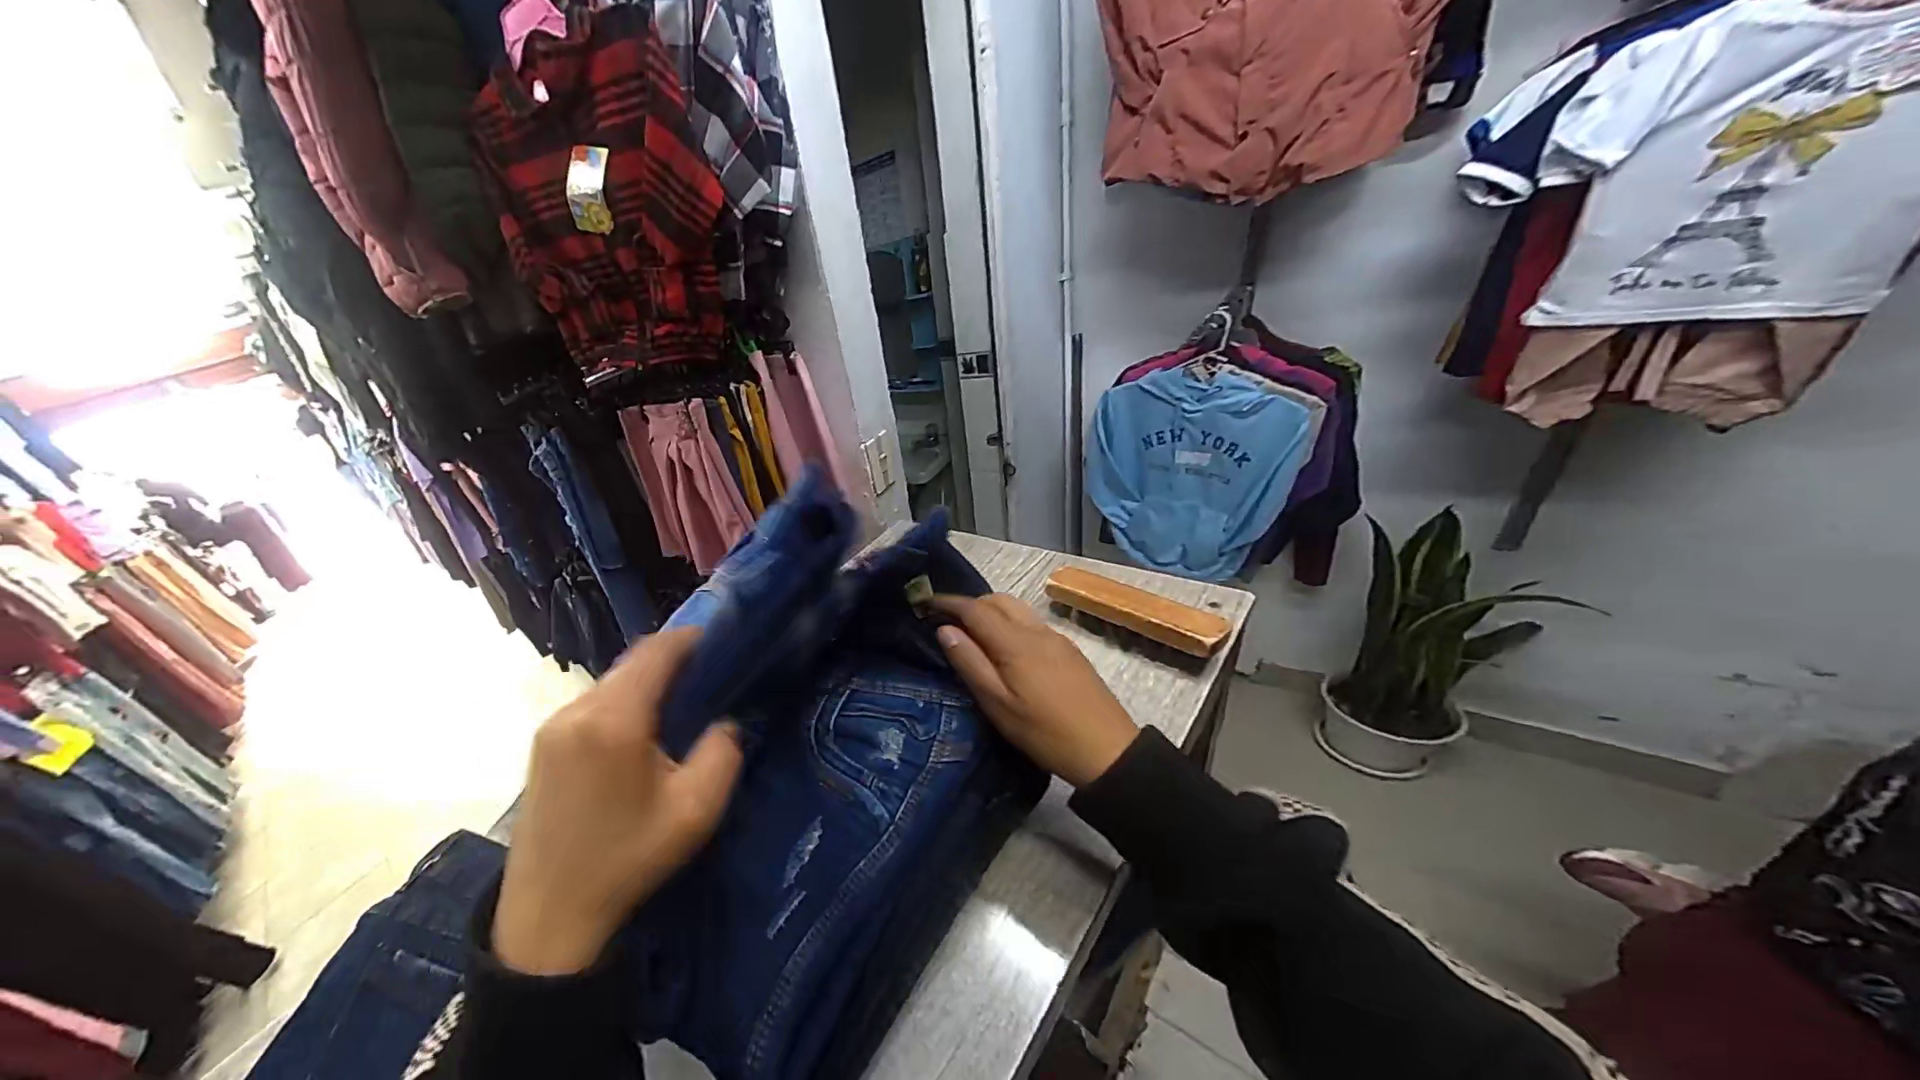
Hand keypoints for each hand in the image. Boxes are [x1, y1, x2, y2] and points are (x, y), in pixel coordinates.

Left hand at [492, 629, 743, 975]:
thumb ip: (722, 752)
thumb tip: (722, 723)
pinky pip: (592, 703)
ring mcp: (553, 727)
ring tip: (678, 704)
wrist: (548, 917)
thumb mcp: (696, 810)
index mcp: (614, 722)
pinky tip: (641, 730)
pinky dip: (623, 701)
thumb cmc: (628, 858)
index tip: (720, 642)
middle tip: (707, 676)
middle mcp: (577, 712)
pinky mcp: (542, 745)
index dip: (690, 639)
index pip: (655, 652)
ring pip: (611, 681)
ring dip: (646, 681)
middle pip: (631, 663)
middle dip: (671, 661)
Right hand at [928, 594, 1139, 786]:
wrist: (1107, 749)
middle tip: (947, 621)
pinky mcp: (1069, 650)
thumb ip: (971, 663)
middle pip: (998, 600)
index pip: (976, 608)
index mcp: (1016, 642)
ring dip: (991, 611)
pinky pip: (1032, 623)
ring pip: (1017, 609)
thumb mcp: (998, 705)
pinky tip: (1005, 647)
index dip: (948, 602)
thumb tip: (945, 629)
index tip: (925, 603)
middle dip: (970, 604)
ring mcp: (1057, 638)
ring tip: (973, 634)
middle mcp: (1037, 631)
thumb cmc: (1045, 732)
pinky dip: (1010, 622)